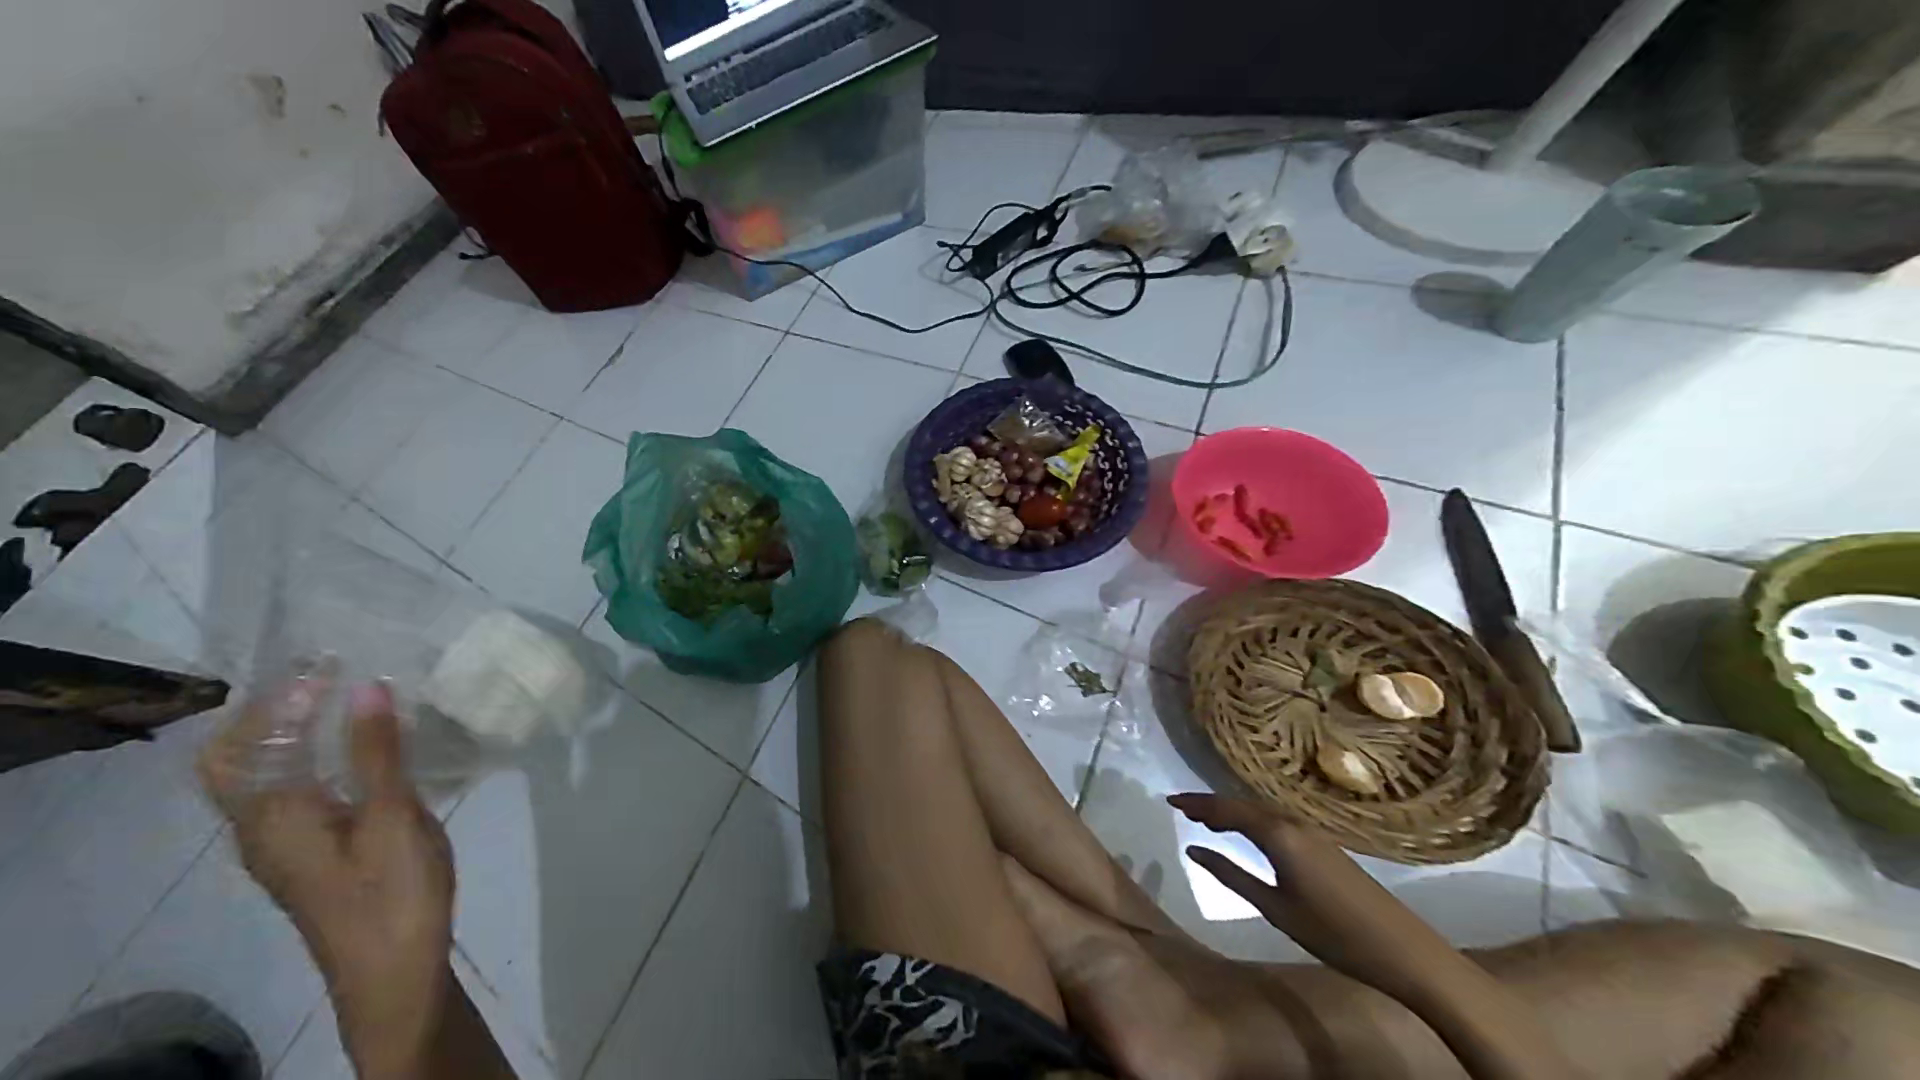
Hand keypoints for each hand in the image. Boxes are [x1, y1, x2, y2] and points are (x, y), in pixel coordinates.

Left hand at [201, 678, 454, 1079]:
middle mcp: (262, 828)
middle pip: (238, 761)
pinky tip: (363, 753)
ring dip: (292, 734)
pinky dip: (314, 759)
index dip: (278, 699)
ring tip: (344, 701)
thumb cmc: (393, 890)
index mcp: (273, 817)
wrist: (394, 969)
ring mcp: (286, 844)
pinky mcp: (312, 853)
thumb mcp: (392, 816)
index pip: (246, 745)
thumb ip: (377, 753)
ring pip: (266, 777)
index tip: (327, 663)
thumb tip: (366, 686)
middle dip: (270, 714)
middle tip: (322, 678)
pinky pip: (295, 791)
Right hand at [1170, 793, 1577, 1079]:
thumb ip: (1231, 875)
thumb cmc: (1333, 932)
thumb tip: (1193, 850)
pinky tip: (1247, 831)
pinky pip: (1277, 819)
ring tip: (1206, 817)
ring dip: (1233, 810)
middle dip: (1212, 804)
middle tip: (1182, 806)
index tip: (1170, 799)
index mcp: (1279, 835)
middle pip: (1244, 804)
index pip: (1229, 810)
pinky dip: (1253, 819)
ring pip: (1261, 810)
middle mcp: (1294, 822)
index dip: (1198, 804)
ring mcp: (1313, 831)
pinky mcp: (1325, 844)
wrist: (1403, 950)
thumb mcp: (1274, 908)